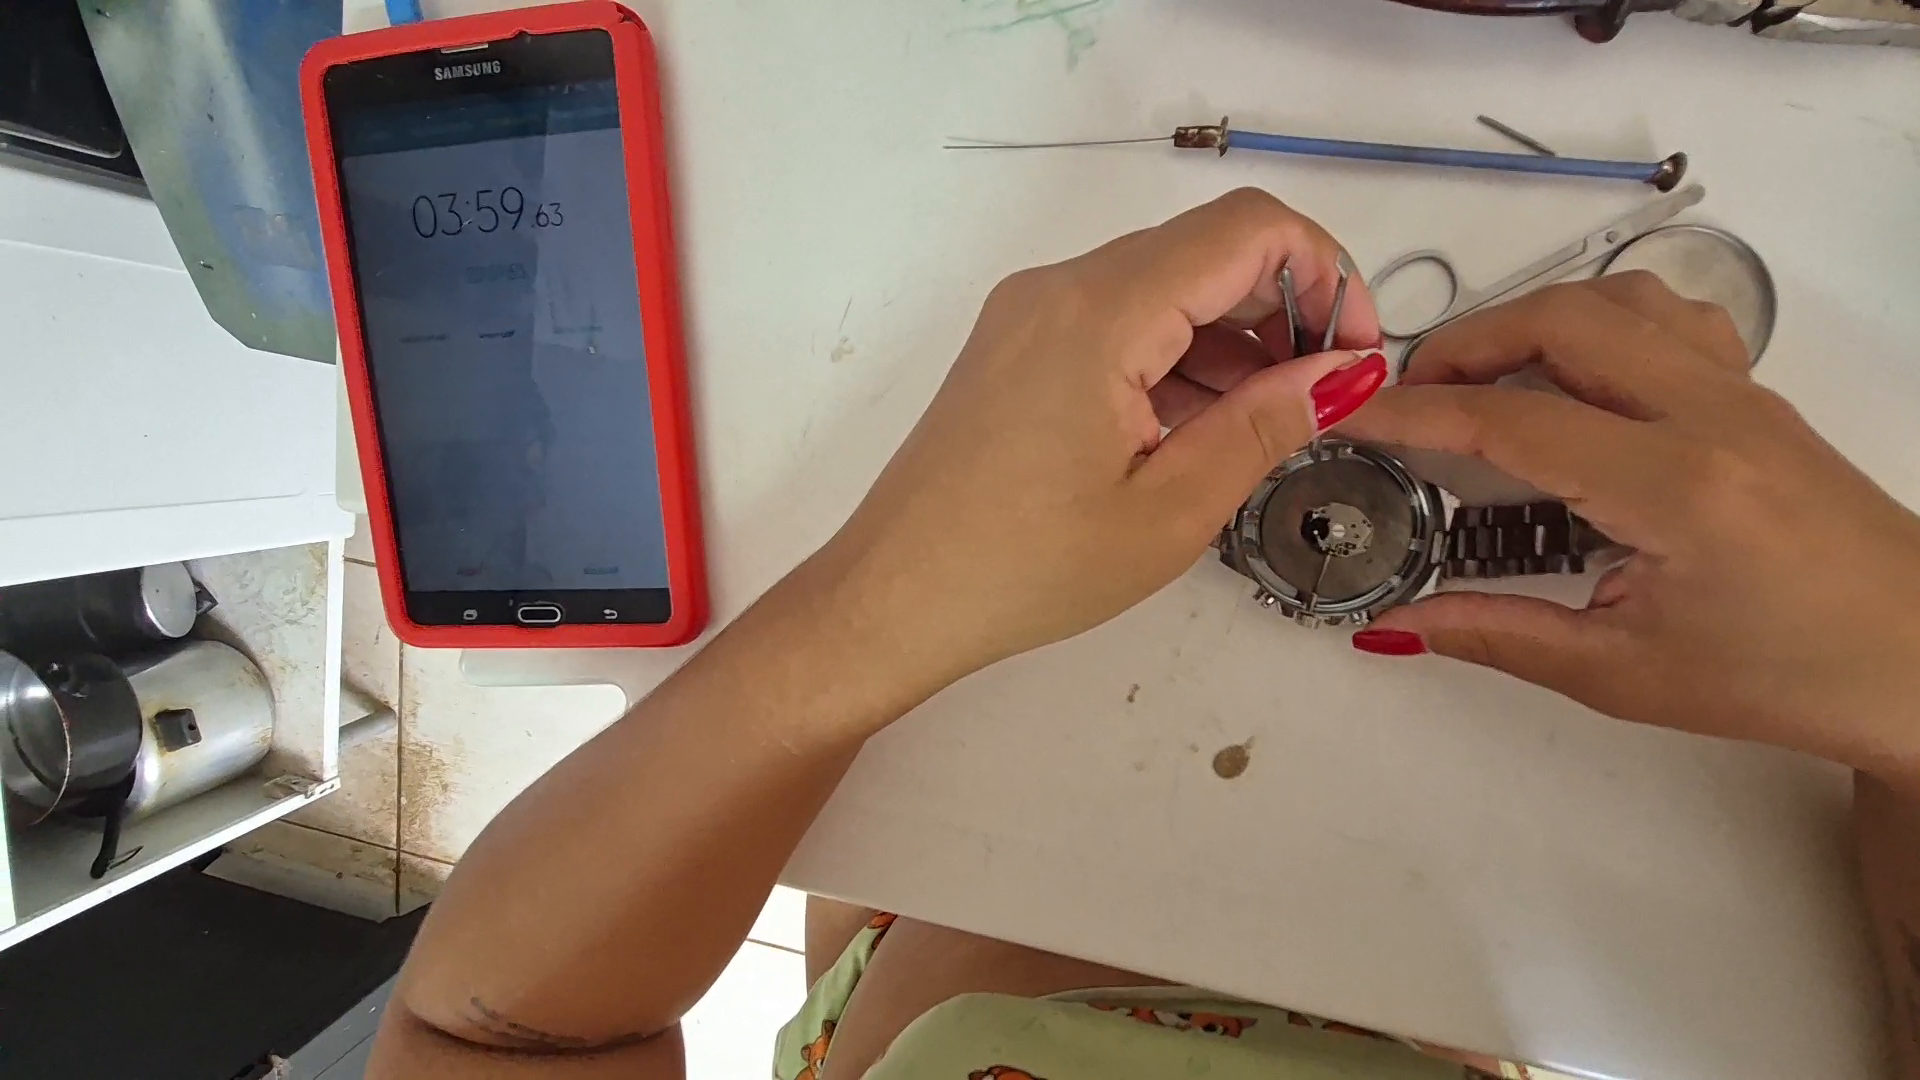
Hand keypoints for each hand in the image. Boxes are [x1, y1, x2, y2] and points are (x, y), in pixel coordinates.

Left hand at [805, 189, 1385, 692]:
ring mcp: (1022, 317)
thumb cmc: (1029, 570)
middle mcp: (1055, 289)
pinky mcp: (1007, 352)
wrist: (896, 598)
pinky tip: (1185, 427)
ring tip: (1253, 427)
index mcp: (1100, 311)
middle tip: (1313, 399)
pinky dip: (1162, 360)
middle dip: (1278, 311)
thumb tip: (1346, 370)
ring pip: (1153, 292)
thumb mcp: (1169, 510)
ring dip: (1221, 342)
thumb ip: (1265, 425)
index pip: (1246, 228)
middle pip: (1199, 253)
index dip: (1325, 273)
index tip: (1352, 354)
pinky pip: (1106, 327)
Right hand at [1340, 273, 1919, 781]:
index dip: (1413, 412)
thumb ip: (1491, 633)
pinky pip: (1661, 316)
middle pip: (1562, 322)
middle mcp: (1712, 415)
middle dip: (1461, 345)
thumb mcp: (1618, 673)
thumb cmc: (1780, 677)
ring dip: (1523, 321)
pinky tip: (1555, 374)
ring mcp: (1743, 393)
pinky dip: (1585, 321)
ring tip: (1470, 377)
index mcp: (1675, 487)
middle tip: (1404, 396)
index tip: (1345, 413)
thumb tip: (1387, 625)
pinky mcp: (1754, 395)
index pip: (1511, 419)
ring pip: (1616, 300)